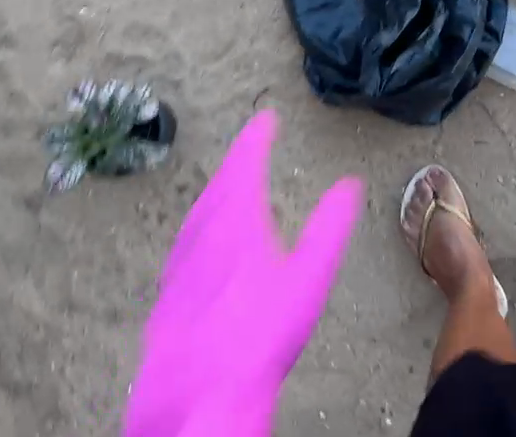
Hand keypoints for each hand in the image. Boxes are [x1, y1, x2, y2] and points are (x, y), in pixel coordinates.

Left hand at [125, 112, 363, 436]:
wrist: (201, 398)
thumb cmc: (263, 334)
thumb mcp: (311, 275)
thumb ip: (330, 225)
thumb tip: (350, 183)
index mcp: (236, 225)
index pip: (244, 168)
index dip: (255, 139)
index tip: (265, 117)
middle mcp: (201, 240)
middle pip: (216, 190)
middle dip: (234, 164)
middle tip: (249, 146)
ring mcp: (178, 271)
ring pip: (196, 218)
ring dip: (215, 194)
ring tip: (228, 187)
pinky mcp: (166, 300)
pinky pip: (184, 247)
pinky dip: (199, 228)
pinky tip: (203, 247)